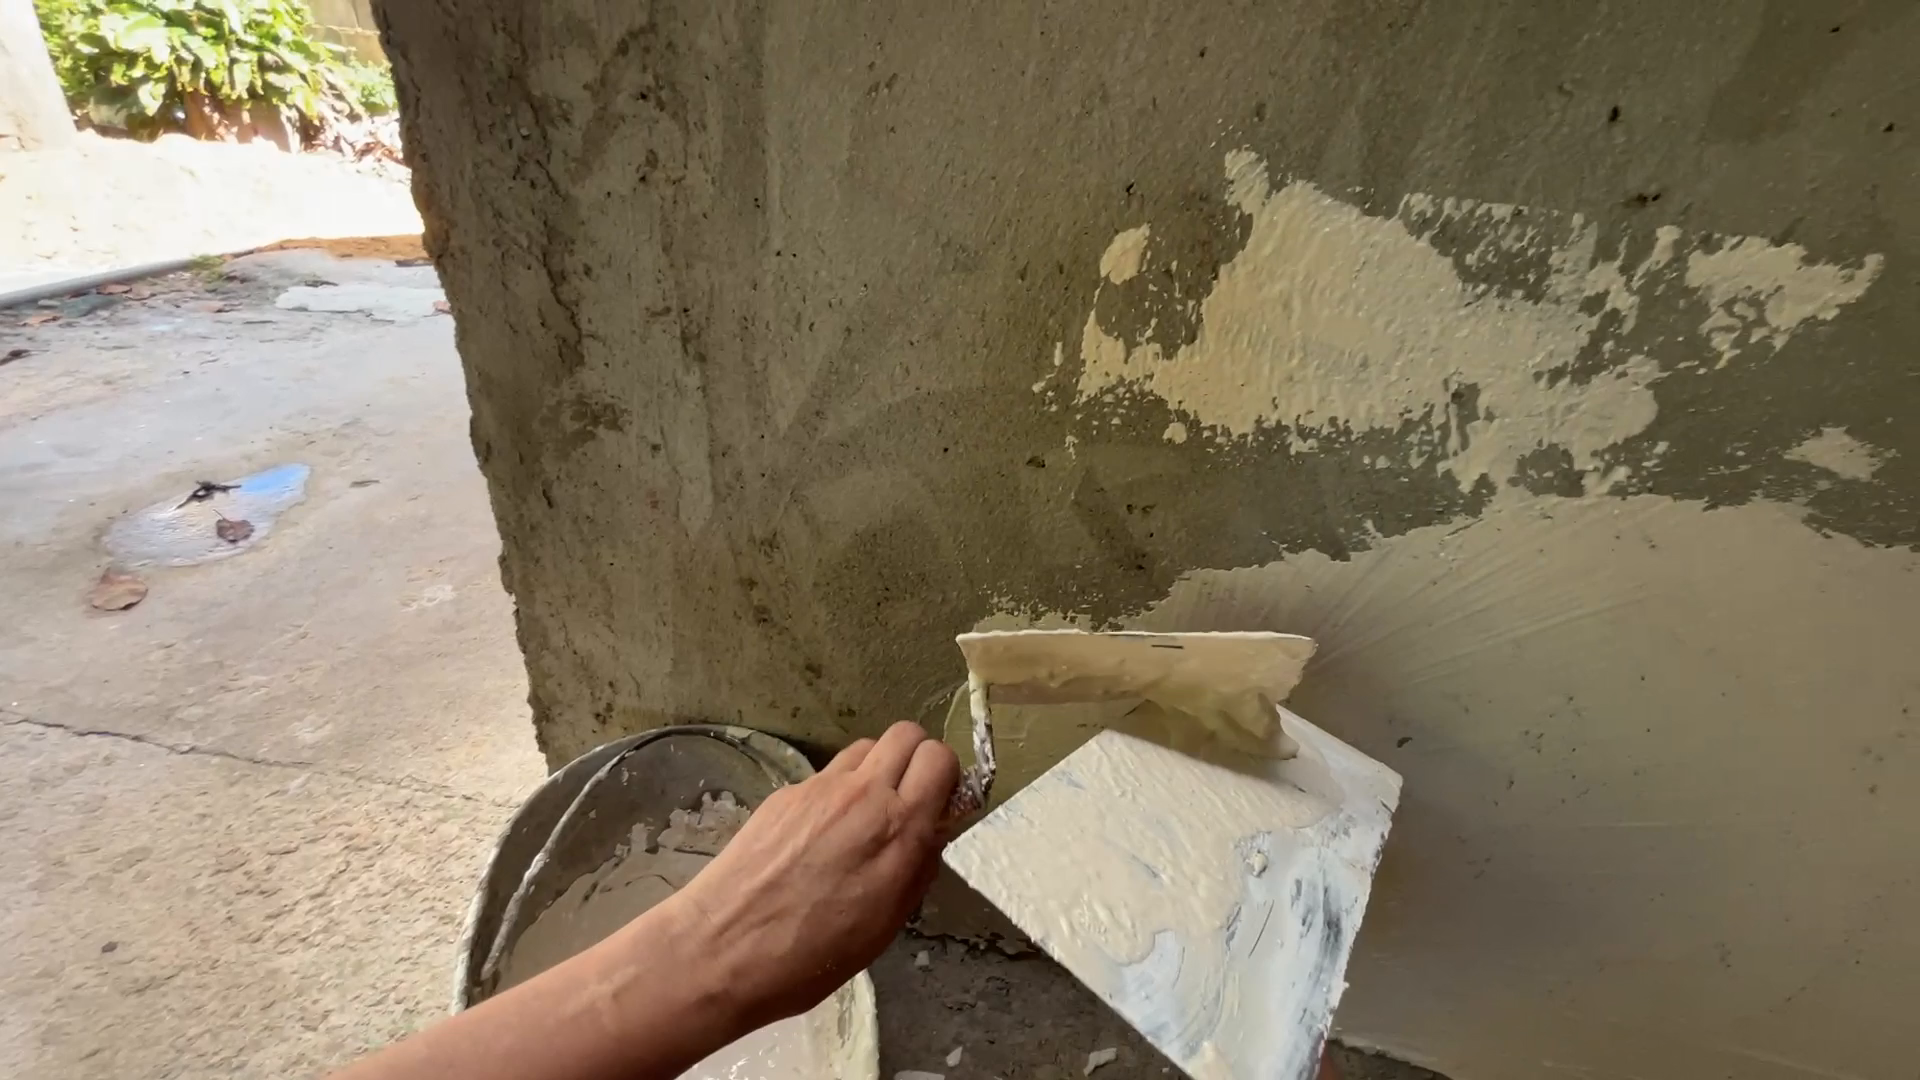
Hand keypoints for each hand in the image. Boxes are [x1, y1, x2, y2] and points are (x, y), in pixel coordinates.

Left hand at [661, 722, 958, 1029]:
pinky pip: (829, 773)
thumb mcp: (887, 924)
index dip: (946, 775)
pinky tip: (819, 832)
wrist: (722, 949)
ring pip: (867, 746)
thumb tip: (932, 830)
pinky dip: (838, 790)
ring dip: (877, 769)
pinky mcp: (789, 790)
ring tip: (864, 811)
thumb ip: (919, 865)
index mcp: (899, 828)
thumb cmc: (812, 955)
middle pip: (907, 733)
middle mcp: (864, 794)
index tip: (939, 801)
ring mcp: (822, 786)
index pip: (940, 757)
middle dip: (916, 757)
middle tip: (907, 795)